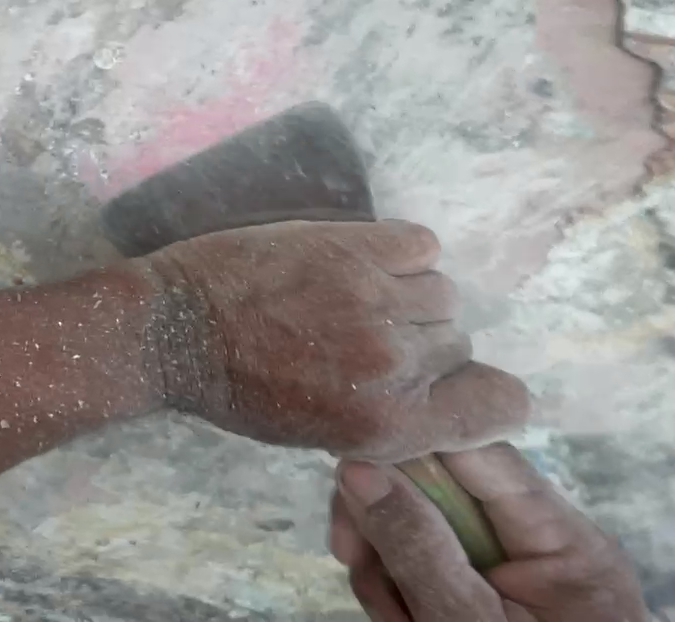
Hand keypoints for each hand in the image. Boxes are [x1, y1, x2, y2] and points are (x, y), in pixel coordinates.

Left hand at [134, 220, 527, 459]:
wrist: (169, 330)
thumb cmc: (233, 386)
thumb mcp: (322, 433)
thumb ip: (393, 416)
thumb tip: (444, 390)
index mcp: (394, 425)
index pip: (505, 402)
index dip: (473, 385)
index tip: (436, 371)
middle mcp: (395, 363)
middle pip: (457, 337)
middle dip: (414, 334)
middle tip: (354, 325)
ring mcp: (372, 298)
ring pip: (438, 288)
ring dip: (401, 288)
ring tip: (344, 289)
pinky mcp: (344, 247)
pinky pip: (418, 242)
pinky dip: (396, 249)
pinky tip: (354, 257)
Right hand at [330, 444, 648, 620]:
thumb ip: (416, 546)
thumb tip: (354, 464)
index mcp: (565, 542)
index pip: (475, 447)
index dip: (408, 441)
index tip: (348, 462)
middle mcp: (538, 537)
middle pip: (431, 479)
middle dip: (380, 517)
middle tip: (349, 557)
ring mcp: (507, 559)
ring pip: (410, 513)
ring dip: (378, 557)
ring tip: (388, 613)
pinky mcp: (478, 577)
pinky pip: (413, 547)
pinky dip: (389, 578)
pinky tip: (397, 614)